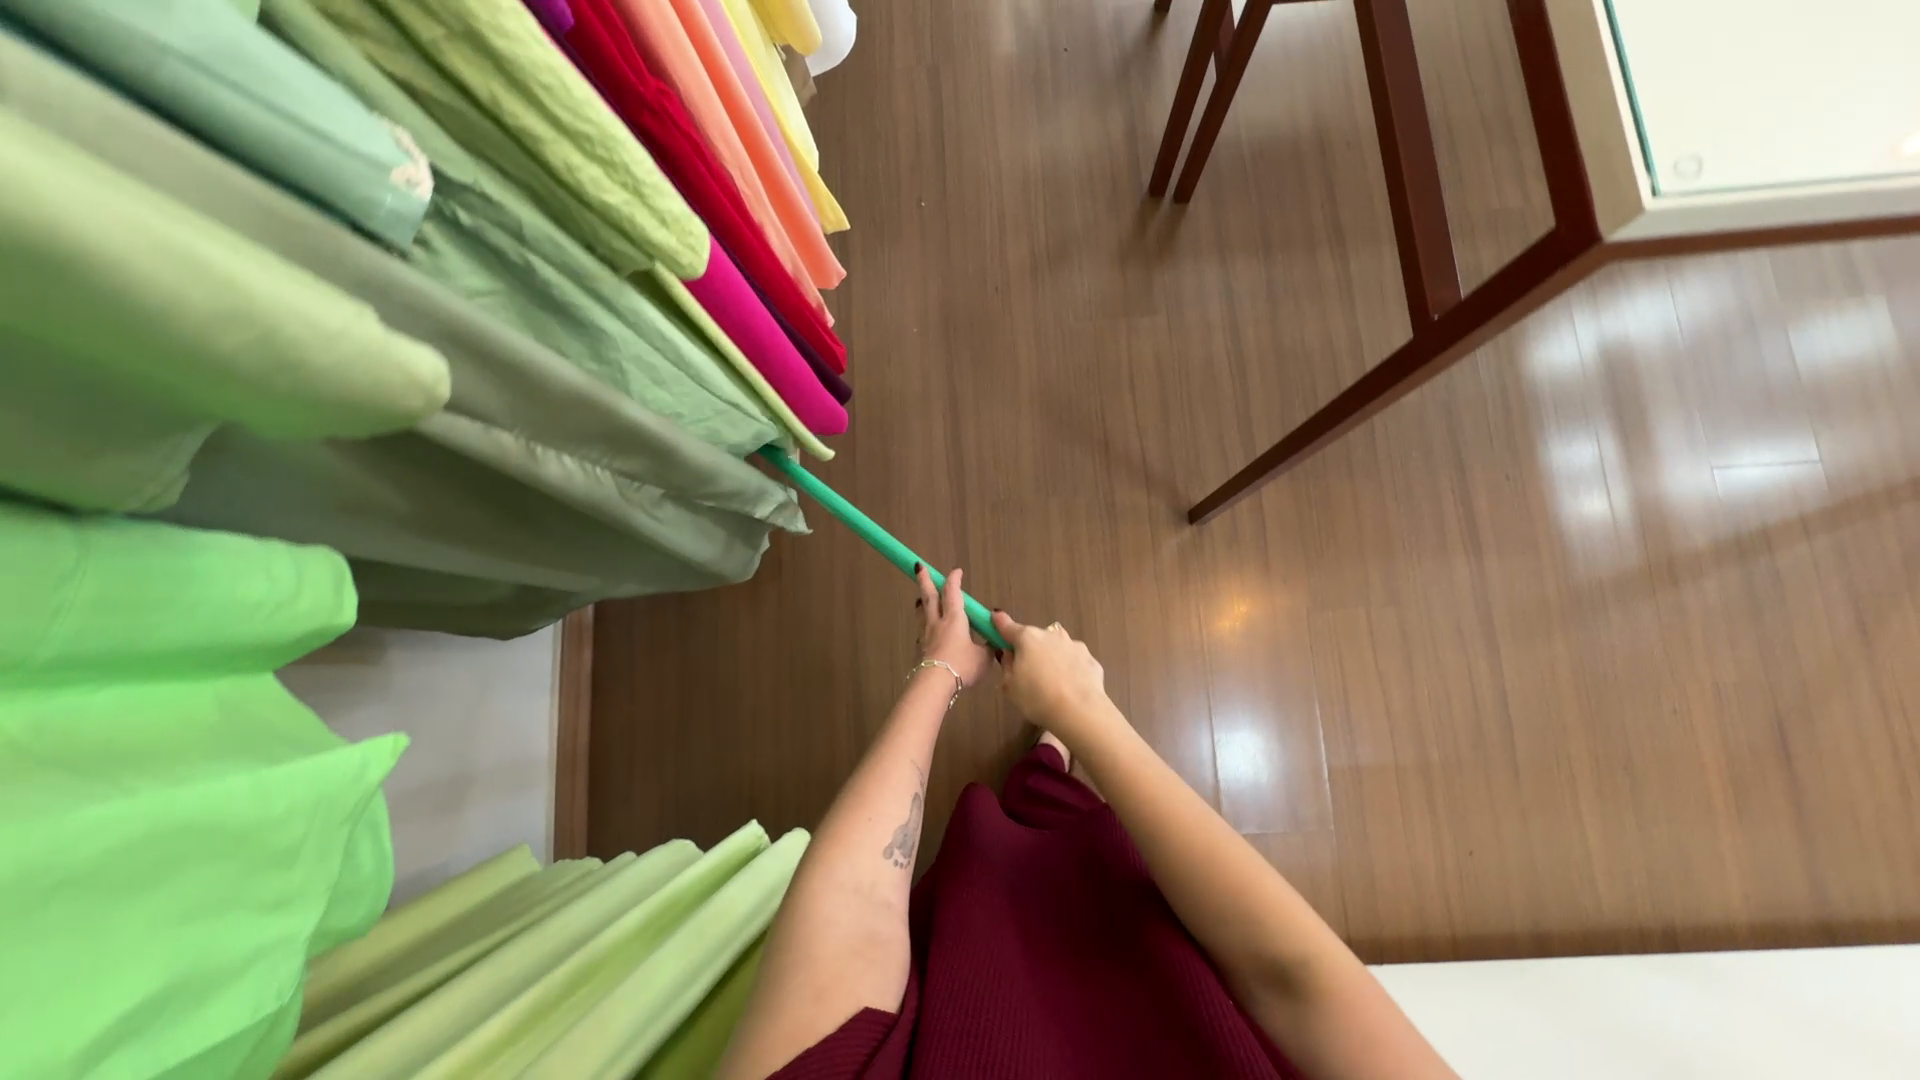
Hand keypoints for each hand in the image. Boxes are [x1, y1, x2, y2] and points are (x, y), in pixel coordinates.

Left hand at [915, 565, 991, 686]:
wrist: (935, 683)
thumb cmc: (962, 665)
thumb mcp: (983, 658)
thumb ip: (989, 648)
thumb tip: (995, 643)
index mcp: (955, 619)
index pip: (953, 592)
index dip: (954, 580)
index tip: (956, 571)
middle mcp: (938, 622)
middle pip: (930, 596)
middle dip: (925, 580)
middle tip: (919, 567)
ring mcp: (927, 635)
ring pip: (923, 613)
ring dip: (922, 602)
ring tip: (920, 598)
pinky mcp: (921, 649)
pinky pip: (923, 631)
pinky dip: (925, 625)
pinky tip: (927, 631)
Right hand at [989, 612, 1117, 741]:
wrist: (1080, 712)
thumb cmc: (1037, 698)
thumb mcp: (1010, 686)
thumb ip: (1007, 665)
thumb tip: (1010, 654)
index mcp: (1028, 638)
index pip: (1007, 626)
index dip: (999, 623)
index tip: (995, 618)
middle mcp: (1051, 635)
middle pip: (1035, 638)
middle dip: (1029, 650)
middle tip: (1027, 673)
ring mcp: (1074, 645)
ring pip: (1056, 648)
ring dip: (1052, 658)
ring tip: (1052, 684)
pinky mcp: (1091, 659)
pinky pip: (1074, 662)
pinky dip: (1070, 670)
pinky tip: (1069, 689)